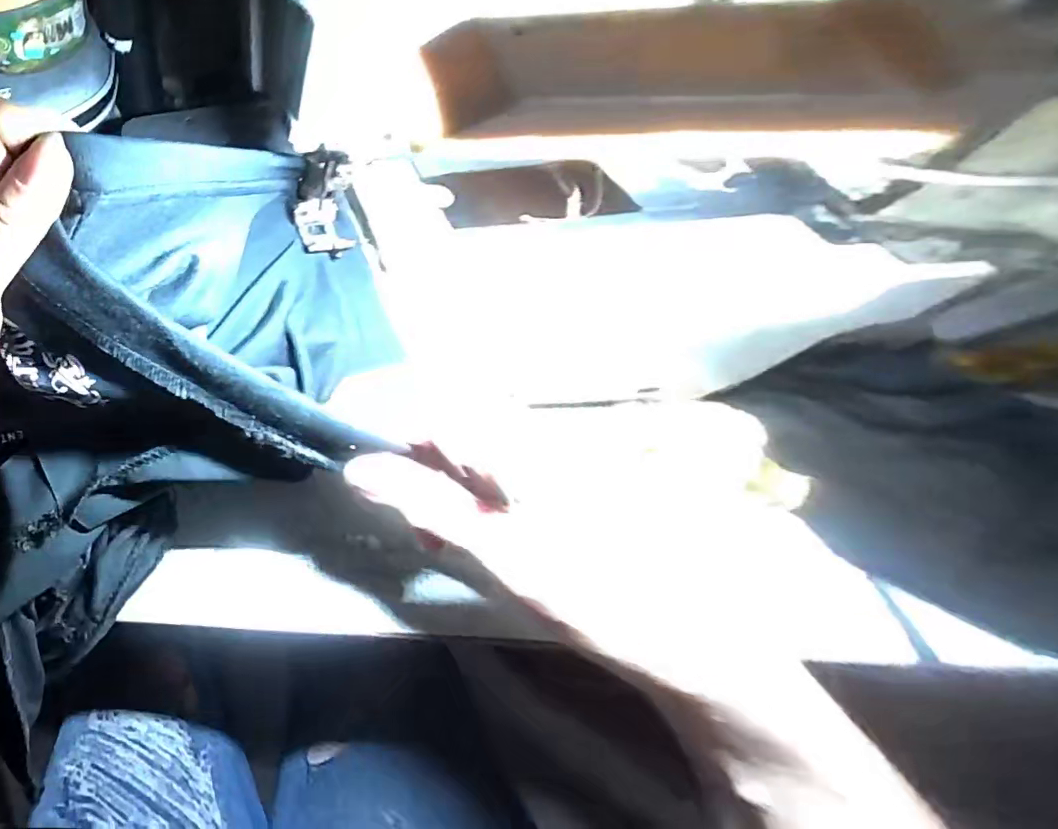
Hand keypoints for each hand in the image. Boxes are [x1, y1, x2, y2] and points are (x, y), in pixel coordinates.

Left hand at [0, 99, 73, 480]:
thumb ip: (5, 225)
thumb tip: (54, 151)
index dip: (43, 131)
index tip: (91, 170)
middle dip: (47, 148)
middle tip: (94, 192)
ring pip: (2, 170)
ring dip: (45, 177)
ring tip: (85, 209)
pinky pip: (2, 205)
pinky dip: (35, 207)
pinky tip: (59, 230)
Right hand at [341, 408, 819, 698]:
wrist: (701, 639)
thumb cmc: (594, 592)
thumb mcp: (498, 551)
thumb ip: (424, 501)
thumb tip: (356, 467)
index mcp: (513, 443)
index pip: (428, 418)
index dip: (394, 449)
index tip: (380, 494)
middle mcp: (532, 434)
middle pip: (449, 433)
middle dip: (421, 476)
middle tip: (425, 535)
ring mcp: (553, 454)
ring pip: (472, 452)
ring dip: (447, 490)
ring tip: (451, 540)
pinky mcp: (568, 476)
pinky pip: (501, 468)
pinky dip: (478, 497)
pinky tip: (489, 535)